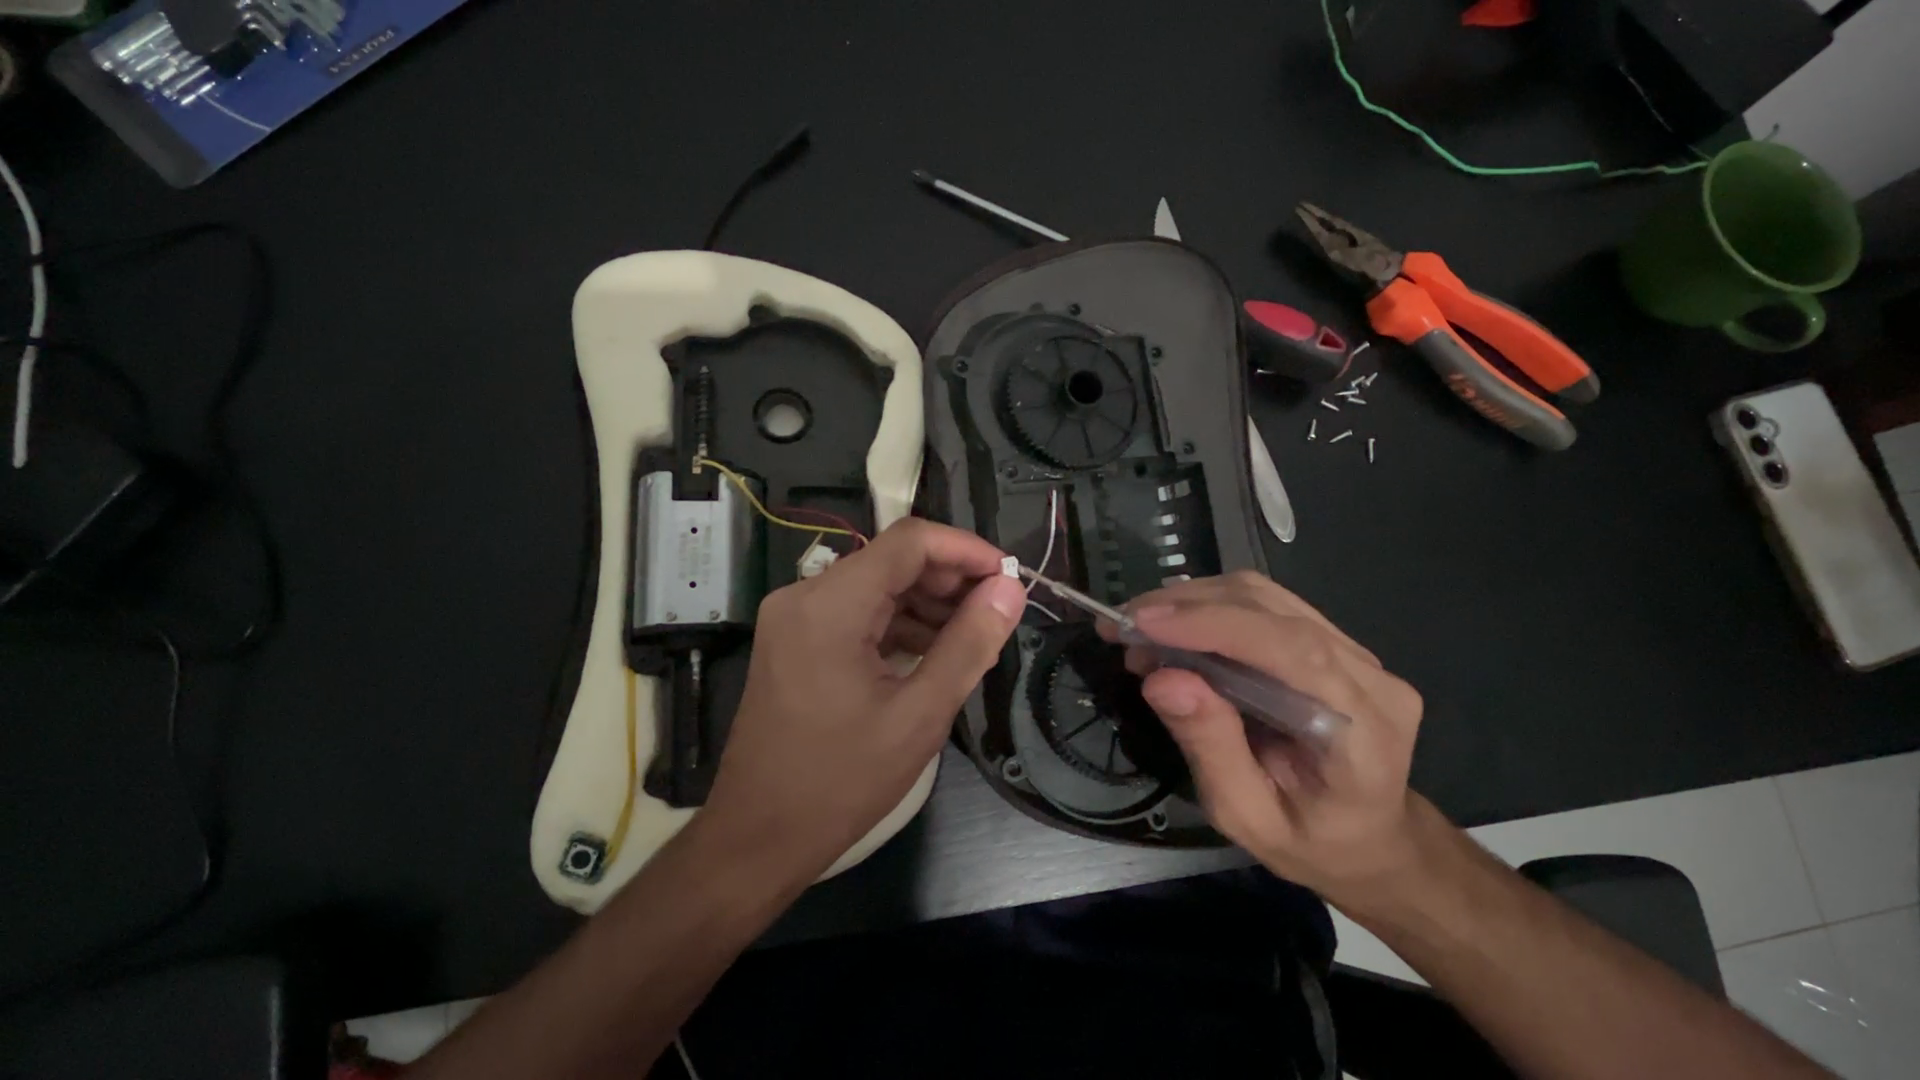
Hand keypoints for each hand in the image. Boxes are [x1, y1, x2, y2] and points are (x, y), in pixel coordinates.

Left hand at [702, 518, 1024, 876]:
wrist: (758, 835)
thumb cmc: (840, 780)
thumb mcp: (919, 715)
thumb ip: (969, 644)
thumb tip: (1009, 589)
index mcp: (830, 604)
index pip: (909, 541)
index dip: (966, 549)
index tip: (1010, 576)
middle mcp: (804, 596)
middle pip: (890, 560)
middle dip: (949, 579)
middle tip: (998, 611)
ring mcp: (794, 619)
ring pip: (874, 586)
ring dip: (926, 603)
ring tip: (974, 636)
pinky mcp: (793, 642)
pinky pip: (854, 614)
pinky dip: (897, 625)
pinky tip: (933, 652)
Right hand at [1100, 572, 1424, 902]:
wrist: (1368, 842)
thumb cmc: (1309, 842)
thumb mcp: (1246, 816)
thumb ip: (1210, 747)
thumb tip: (1162, 680)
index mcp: (1362, 729)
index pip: (1291, 649)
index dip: (1214, 625)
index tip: (1144, 622)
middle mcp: (1369, 677)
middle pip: (1274, 611)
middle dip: (1188, 607)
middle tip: (1121, 627)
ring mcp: (1358, 654)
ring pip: (1267, 598)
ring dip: (1193, 602)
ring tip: (1139, 629)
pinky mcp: (1336, 644)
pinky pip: (1269, 608)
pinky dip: (1212, 608)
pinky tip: (1174, 628)